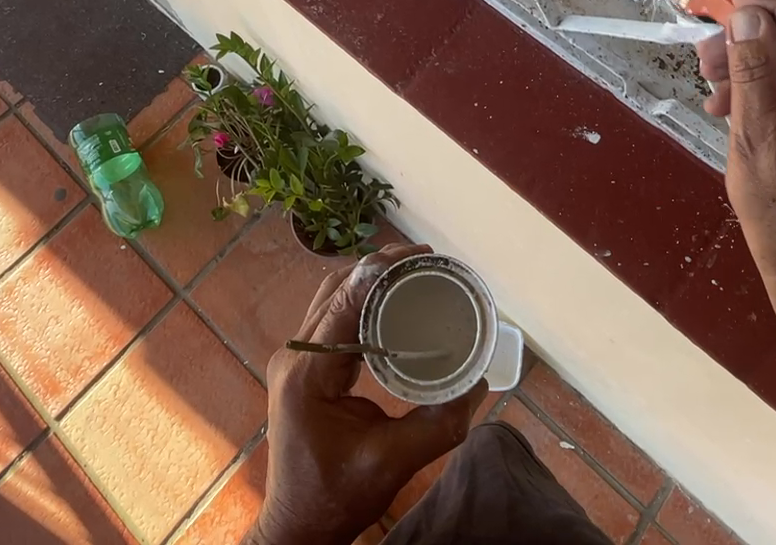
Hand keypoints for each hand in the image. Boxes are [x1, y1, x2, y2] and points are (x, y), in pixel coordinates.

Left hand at [249, 243, 486, 544]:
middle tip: (423, 258)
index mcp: (309, 372)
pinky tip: (389, 299)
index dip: (380, 271)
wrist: (298, 527)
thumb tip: (480, 384)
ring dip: (367, 277)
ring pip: (330, 296)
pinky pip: (330, 314)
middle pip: (335, 288)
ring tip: (410, 269)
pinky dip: (359, 297)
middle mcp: (296, 355)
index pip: (344, 301)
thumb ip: (439, 424)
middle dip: (378, 265)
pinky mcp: (302, 366)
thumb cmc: (338, 496)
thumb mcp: (393, 463)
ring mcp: (295, 358)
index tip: (420, 257)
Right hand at [694, 0, 775, 330]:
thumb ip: (754, 73)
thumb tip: (749, 16)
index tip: (728, 4)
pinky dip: (764, 91)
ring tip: (710, 86)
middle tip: (705, 57)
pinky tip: (729, 106)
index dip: (771, 8)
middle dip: (751, 43)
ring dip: (751, 67)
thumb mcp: (755, 138)